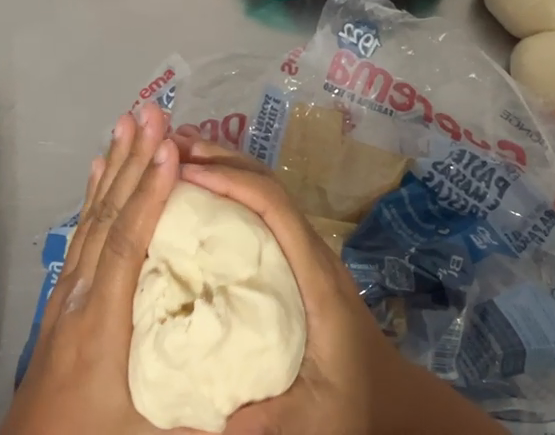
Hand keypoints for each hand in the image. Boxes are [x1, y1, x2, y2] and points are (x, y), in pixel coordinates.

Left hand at [0, 104, 207, 434]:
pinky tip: (100, 169)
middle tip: (152, 113)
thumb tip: (249, 386)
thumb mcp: (145, 433)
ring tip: (129, 122)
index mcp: (103, 322)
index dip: (149, 196)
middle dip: (133, 161)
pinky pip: (82, 232)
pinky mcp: (66, 293)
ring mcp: (69, 290)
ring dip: (114, 167)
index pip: (127, 245)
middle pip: (108, 216)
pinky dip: (94, 195)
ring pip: (93, 216)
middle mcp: (82, 293)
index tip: (170, 152)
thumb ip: (195, 413)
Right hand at [174, 138, 396, 434]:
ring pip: (264, 189)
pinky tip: (197, 187)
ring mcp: (304, 248)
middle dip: (219, 159)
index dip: (232, 182)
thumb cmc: (349, 403)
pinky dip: (229, 184)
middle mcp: (311, 249)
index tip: (186, 173)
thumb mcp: (313, 419)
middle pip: (267, 185)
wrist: (387, 396)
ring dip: (222, 164)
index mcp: (315, 277)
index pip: (274, 209)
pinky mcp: (294, 254)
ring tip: (174, 154)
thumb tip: (212, 413)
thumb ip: (270, 418)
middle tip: (167, 146)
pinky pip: (261, 206)